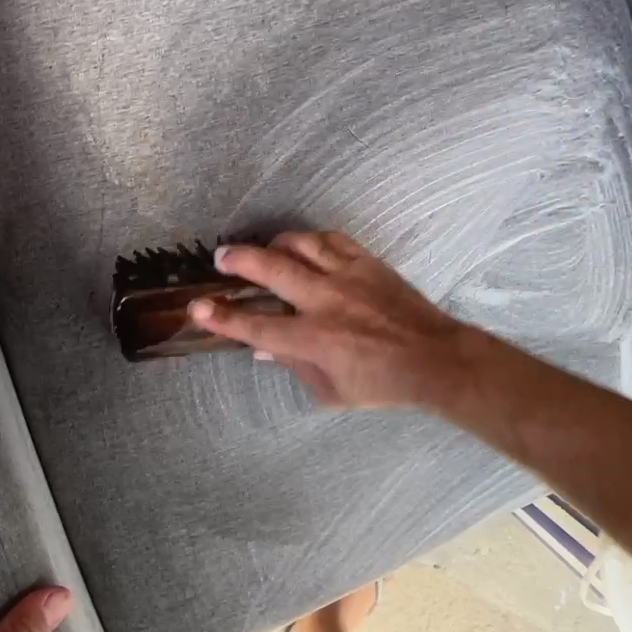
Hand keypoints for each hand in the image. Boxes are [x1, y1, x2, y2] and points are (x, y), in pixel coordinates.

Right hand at [189, 231, 485, 408]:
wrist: (434, 360)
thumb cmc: (381, 384)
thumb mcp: (331, 391)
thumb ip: (294, 366)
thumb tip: (262, 349)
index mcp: (315, 340)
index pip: (257, 326)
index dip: (223, 317)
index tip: (197, 306)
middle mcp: (326, 302)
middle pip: (273, 270)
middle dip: (241, 260)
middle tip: (221, 256)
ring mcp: (348, 277)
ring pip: (302, 245)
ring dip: (275, 243)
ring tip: (262, 247)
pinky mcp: (367, 262)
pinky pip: (332, 240)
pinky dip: (311, 239)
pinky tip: (302, 244)